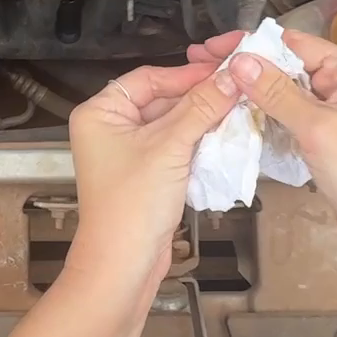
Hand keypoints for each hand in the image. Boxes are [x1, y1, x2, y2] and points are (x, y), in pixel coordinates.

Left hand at [65, 62, 238, 292]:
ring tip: (236, 110)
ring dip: (200, 119)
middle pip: (160, 99)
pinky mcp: (143, 174)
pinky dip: (195, 142)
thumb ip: (201, 108)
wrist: (123, 266)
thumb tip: (230, 77)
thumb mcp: (169, 147)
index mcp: (100, 112)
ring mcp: (126, 152)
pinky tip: (222, 137)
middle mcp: (108, 127)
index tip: (222, 70)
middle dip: (197, 97)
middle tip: (236, 89)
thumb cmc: (132, 204)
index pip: (147, 78)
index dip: (185, 74)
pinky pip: (172, 146)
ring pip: (169, 123)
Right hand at [193, 29, 336, 265]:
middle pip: (288, 66)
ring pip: (287, 94)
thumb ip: (277, 93)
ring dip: (253, 94)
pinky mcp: (329, 141)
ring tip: (212, 91)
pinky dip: (266, 118)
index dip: (251, 44)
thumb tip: (239, 59)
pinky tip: (237, 119)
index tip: (213, 48)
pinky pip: (292, 119)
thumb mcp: (319, 130)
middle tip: (202, 67)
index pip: (294, 44)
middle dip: (247, 68)